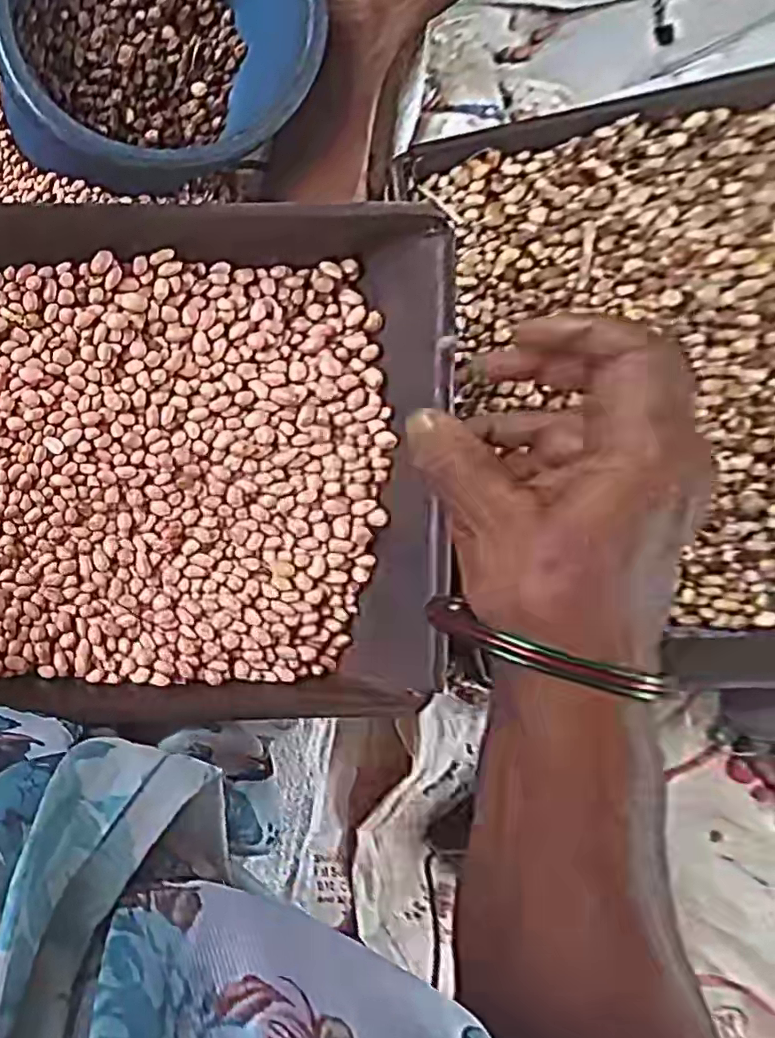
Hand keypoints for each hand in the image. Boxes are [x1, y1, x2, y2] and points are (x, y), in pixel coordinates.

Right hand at [407, 315, 712, 667]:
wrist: (574, 659)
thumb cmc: (553, 595)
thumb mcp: (492, 520)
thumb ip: (457, 462)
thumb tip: (425, 421)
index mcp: (646, 452)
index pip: (633, 358)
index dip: (574, 334)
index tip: (514, 335)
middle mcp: (658, 460)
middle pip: (613, 384)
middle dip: (544, 371)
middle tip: (484, 370)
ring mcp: (638, 485)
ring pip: (580, 426)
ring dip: (517, 422)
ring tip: (457, 440)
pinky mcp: (612, 507)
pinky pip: (568, 460)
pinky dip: (521, 456)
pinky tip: (474, 473)